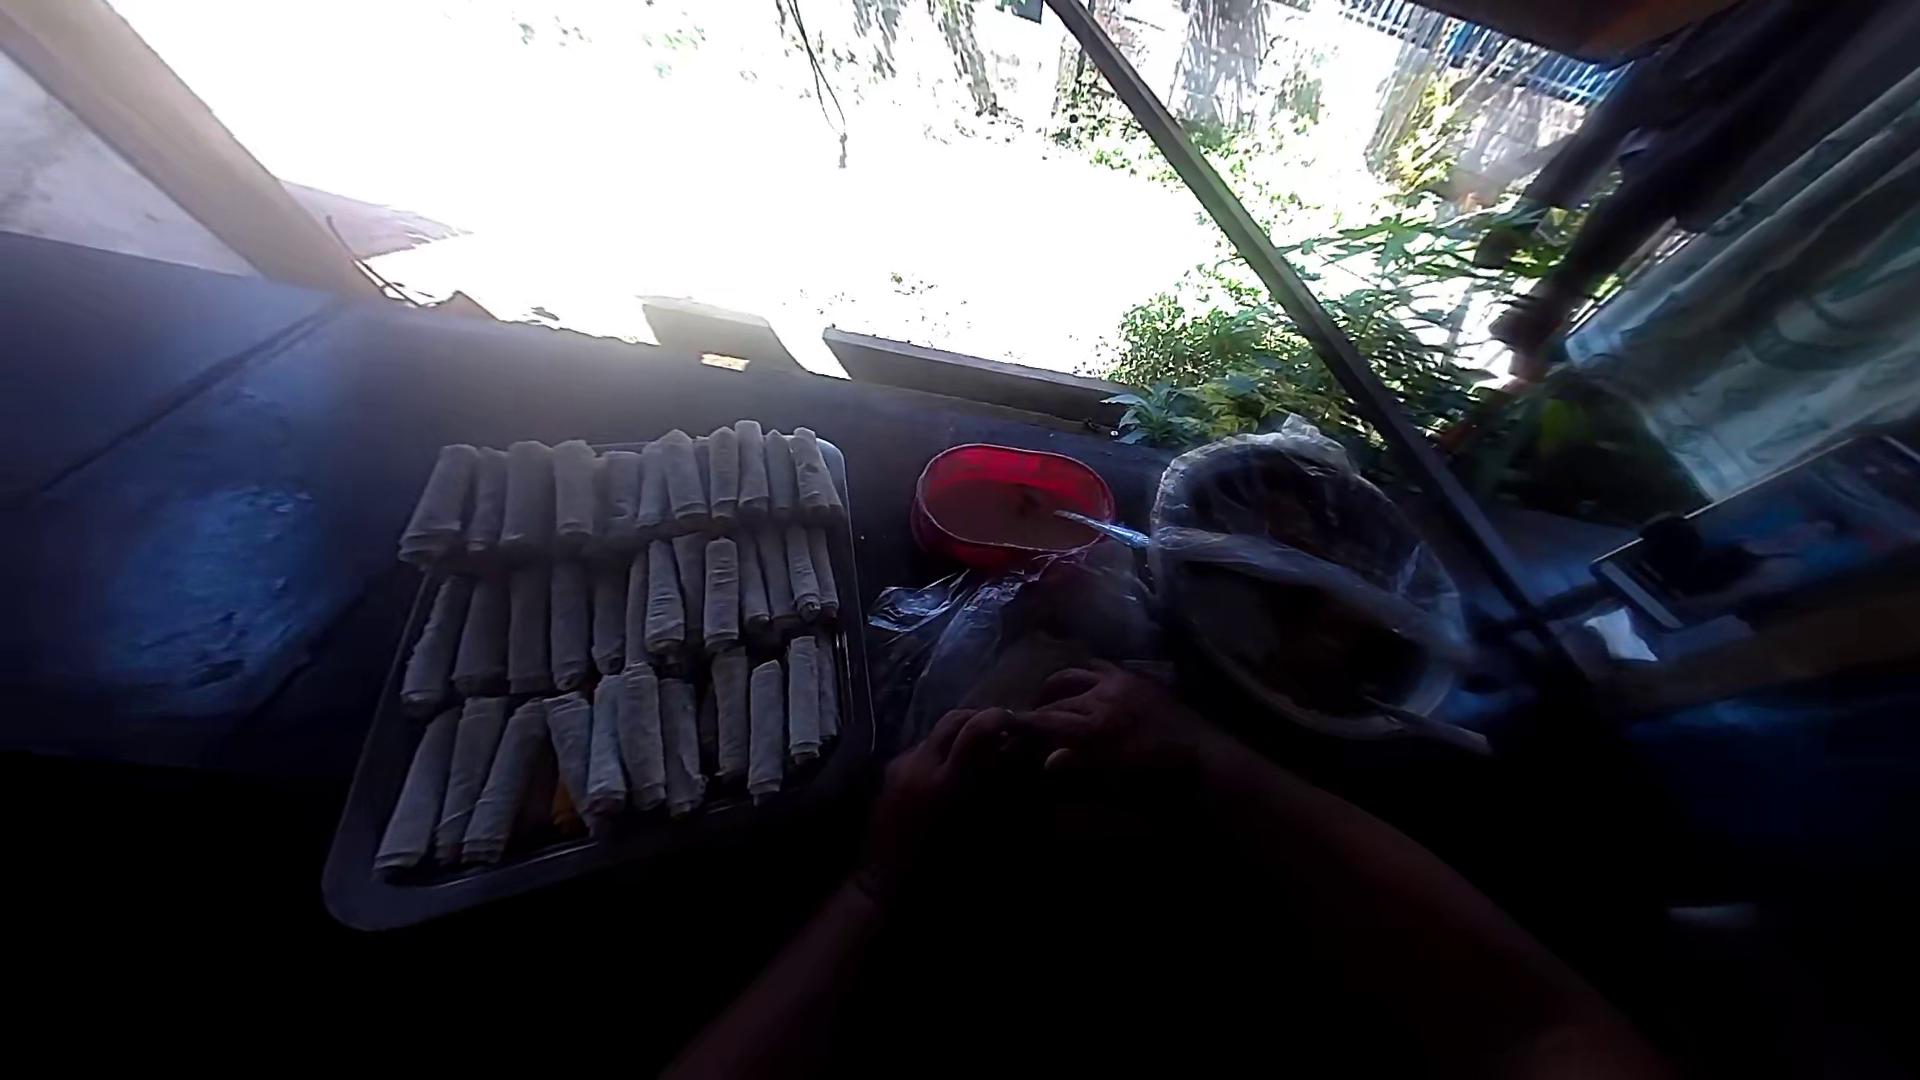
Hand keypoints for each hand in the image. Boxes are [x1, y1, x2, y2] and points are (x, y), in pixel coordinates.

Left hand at [855, 707, 1023, 902]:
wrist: (890, 897)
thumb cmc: (949, 880)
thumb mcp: (991, 841)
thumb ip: (1007, 797)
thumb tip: (1021, 763)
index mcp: (949, 782)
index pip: (979, 728)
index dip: (1002, 720)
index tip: (1018, 728)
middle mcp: (922, 765)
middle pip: (956, 718)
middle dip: (981, 721)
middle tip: (1000, 736)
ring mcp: (902, 766)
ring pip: (937, 730)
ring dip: (960, 735)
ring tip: (976, 755)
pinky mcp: (889, 773)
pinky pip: (921, 749)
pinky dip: (941, 753)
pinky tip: (950, 774)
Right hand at [1015, 660, 1222, 778]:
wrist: (1203, 755)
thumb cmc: (1160, 776)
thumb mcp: (1118, 778)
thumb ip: (1080, 765)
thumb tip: (1047, 761)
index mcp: (1098, 728)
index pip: (1047, 721)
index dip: (1020, 722)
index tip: (1000, 722)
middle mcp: (1102, 697)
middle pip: (1055, 702)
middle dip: (1034, 712)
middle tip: (1021, 724)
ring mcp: (1116, 681)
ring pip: (1069, 676)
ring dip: (1052, 689)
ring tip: (1044, 704)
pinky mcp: (1130, 675)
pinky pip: (1095, 665)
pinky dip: (1079, 674)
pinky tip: (1075, 686)